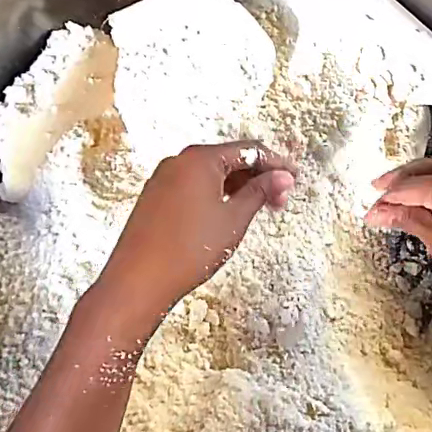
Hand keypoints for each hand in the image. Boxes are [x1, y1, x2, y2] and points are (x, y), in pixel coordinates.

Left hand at [93, 142, 296, 320]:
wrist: (138, 281)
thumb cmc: (188, 249)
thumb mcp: (234, 219)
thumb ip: (260, 192)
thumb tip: (283, 176)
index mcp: (200, 159)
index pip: (248, 150)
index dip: (275, 164)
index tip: (293, 179)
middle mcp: (179, 161)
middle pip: (229, 159)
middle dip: (257, 176)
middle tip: (280, 199)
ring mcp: (164, 178)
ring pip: (211, 173)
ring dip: (237, 187)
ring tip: (258, 209)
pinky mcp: (155, 197)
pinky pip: (194, 185)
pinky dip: (216, 195)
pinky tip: (228, 214)